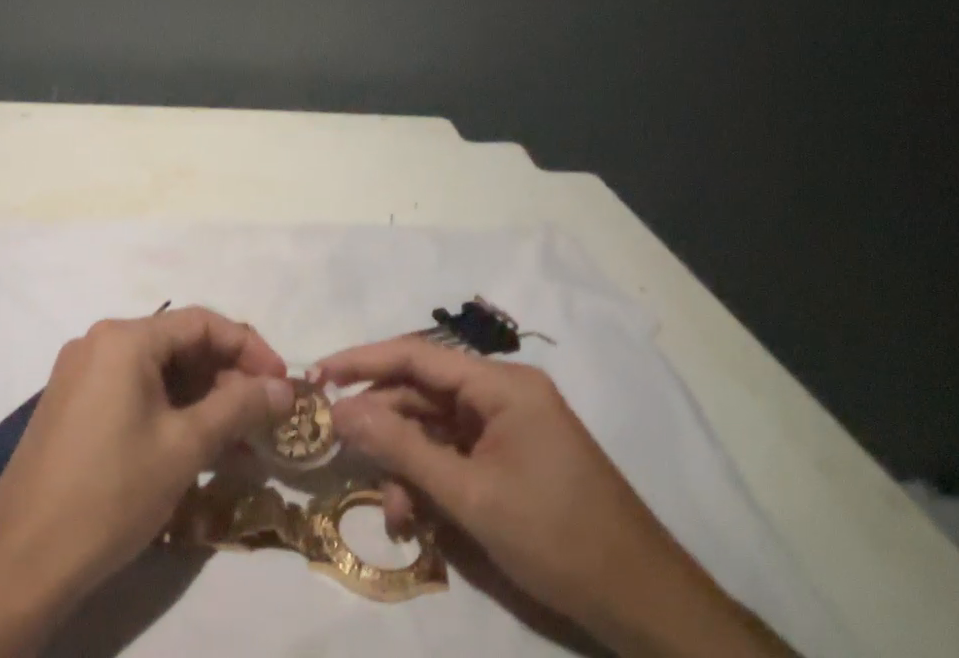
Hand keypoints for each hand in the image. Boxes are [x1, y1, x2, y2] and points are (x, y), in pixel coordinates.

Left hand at [0, 307, 292, 656]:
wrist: (25, 555)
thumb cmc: (112, 492)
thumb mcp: (185, 447)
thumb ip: (239, 407)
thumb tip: (285, 387)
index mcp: (123, 338)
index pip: (202, 323)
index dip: (250, 348)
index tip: (283, 385)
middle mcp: (97, 343)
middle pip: (178, 343)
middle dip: (227, 376)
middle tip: (264, 417)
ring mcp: (79, 374)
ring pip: (157, 371)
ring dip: (202, 398)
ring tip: (237, 439)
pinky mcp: (71, 405)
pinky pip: (132, 392)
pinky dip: (170, 410)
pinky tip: (195, 444)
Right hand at [314, 338, 798, 657]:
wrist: (642, 602)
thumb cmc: (557, 537)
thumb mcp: (469, 494)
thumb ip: (400, 448)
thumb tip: (338, 411)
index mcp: (502, 386)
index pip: (416, 355)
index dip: (360, 362)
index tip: (315, 377)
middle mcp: (504, 397)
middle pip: (421, 394)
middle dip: (381, 427)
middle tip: (337, 451)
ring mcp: (509, 430)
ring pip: (433, 431)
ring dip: (404, 466)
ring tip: (392, 512)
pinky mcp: (511, 462)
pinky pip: (454, 457)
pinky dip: (429, 482)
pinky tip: (415, 519)